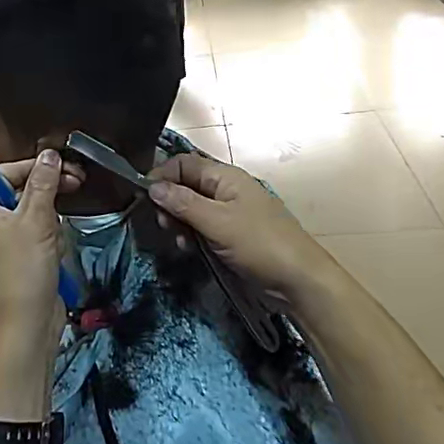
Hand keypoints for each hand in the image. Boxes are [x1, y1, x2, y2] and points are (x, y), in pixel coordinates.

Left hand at [0, 150, 67, 420]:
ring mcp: (11, 241)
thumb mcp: (36, 220)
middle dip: (50, 185)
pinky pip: (43, 232)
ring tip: (65, 220)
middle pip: (23, 189)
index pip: (6, 171)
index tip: (61, 165)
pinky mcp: (28, 257)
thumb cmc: (24, 270)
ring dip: (54, 212)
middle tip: (77, 180)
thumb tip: (50, 152)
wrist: (26, 328)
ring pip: (37, 210)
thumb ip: (44, 183)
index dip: (33, 165)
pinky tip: (61, 244)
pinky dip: (55, 234)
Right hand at [146, 155, 340, 309]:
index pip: (184, 164)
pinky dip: (192, 235)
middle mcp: (226, 189)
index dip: (162, 176)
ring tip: (180, 242)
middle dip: (170, 203)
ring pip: (192, 209)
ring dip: (180, 222)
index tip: (145, 198)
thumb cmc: (259, 244)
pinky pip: (203, 227)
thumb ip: (184, 203)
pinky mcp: (231, 235)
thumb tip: (152, 186)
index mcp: (225, 176)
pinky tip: (191, 250)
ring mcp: (230, 213)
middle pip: (186, 185)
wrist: (298, 279)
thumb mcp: (217, 223)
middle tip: (164, 226)